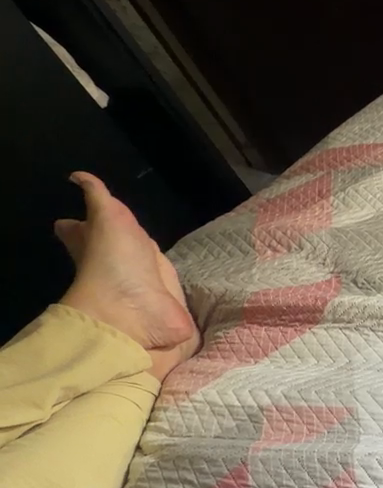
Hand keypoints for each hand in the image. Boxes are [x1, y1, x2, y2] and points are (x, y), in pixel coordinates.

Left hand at [55, 172, 199, 379]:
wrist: (139, 311)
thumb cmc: (116, 264)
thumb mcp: (106, 220)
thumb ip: (99, 198)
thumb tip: (79, 176)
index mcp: (98, 244)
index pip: (88, 228)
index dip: (90, 221)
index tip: (97, 211)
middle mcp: (121, 265)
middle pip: (121, 249)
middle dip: (127, 242)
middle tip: (136, 233)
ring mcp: (148, 286)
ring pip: (151, 270)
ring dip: (158, 266)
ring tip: (172, 257)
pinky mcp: (173, 304)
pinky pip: (180, 295)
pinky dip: (186, 291)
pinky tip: (199, 286)